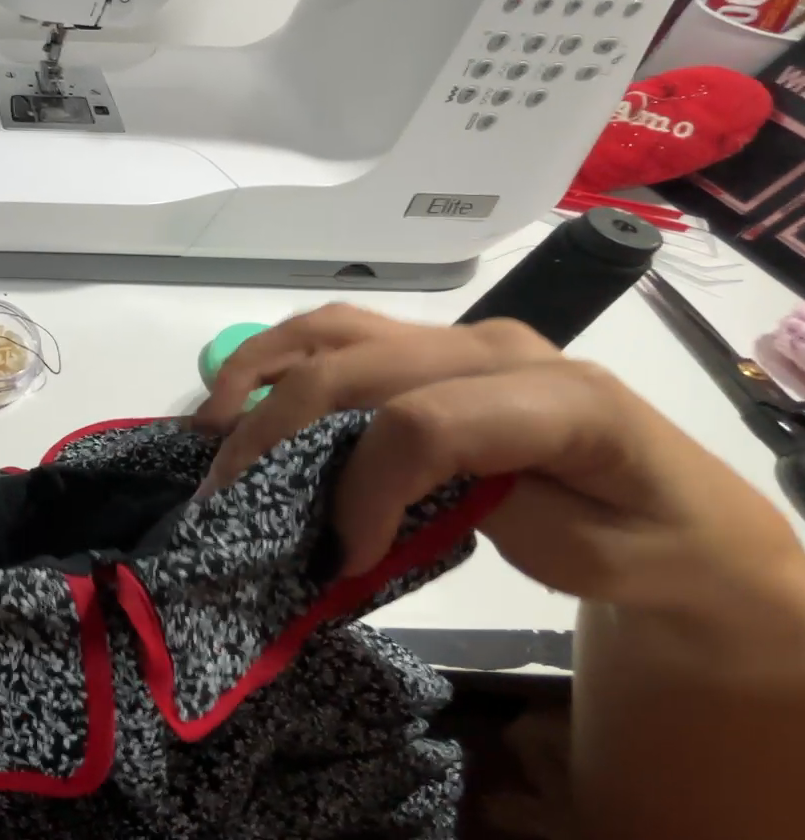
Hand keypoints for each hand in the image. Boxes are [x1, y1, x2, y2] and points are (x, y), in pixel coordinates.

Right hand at [190, 304, 804, 614]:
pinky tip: (237, 393)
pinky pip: (331, 332)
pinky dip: (272, 358)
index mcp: (559, 397)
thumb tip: (341, 524)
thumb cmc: (641, 543)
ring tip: (210, 429)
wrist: (676, 507)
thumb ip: (463, 515)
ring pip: (328, 332)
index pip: (423, 423)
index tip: (339, 554)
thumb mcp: (581, 553)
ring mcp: (452, 335)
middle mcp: (494, 347)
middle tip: (228, 494)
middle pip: (351, 371)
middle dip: (276, 434)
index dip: (365, 489)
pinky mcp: (421, 341)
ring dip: (253, 376)